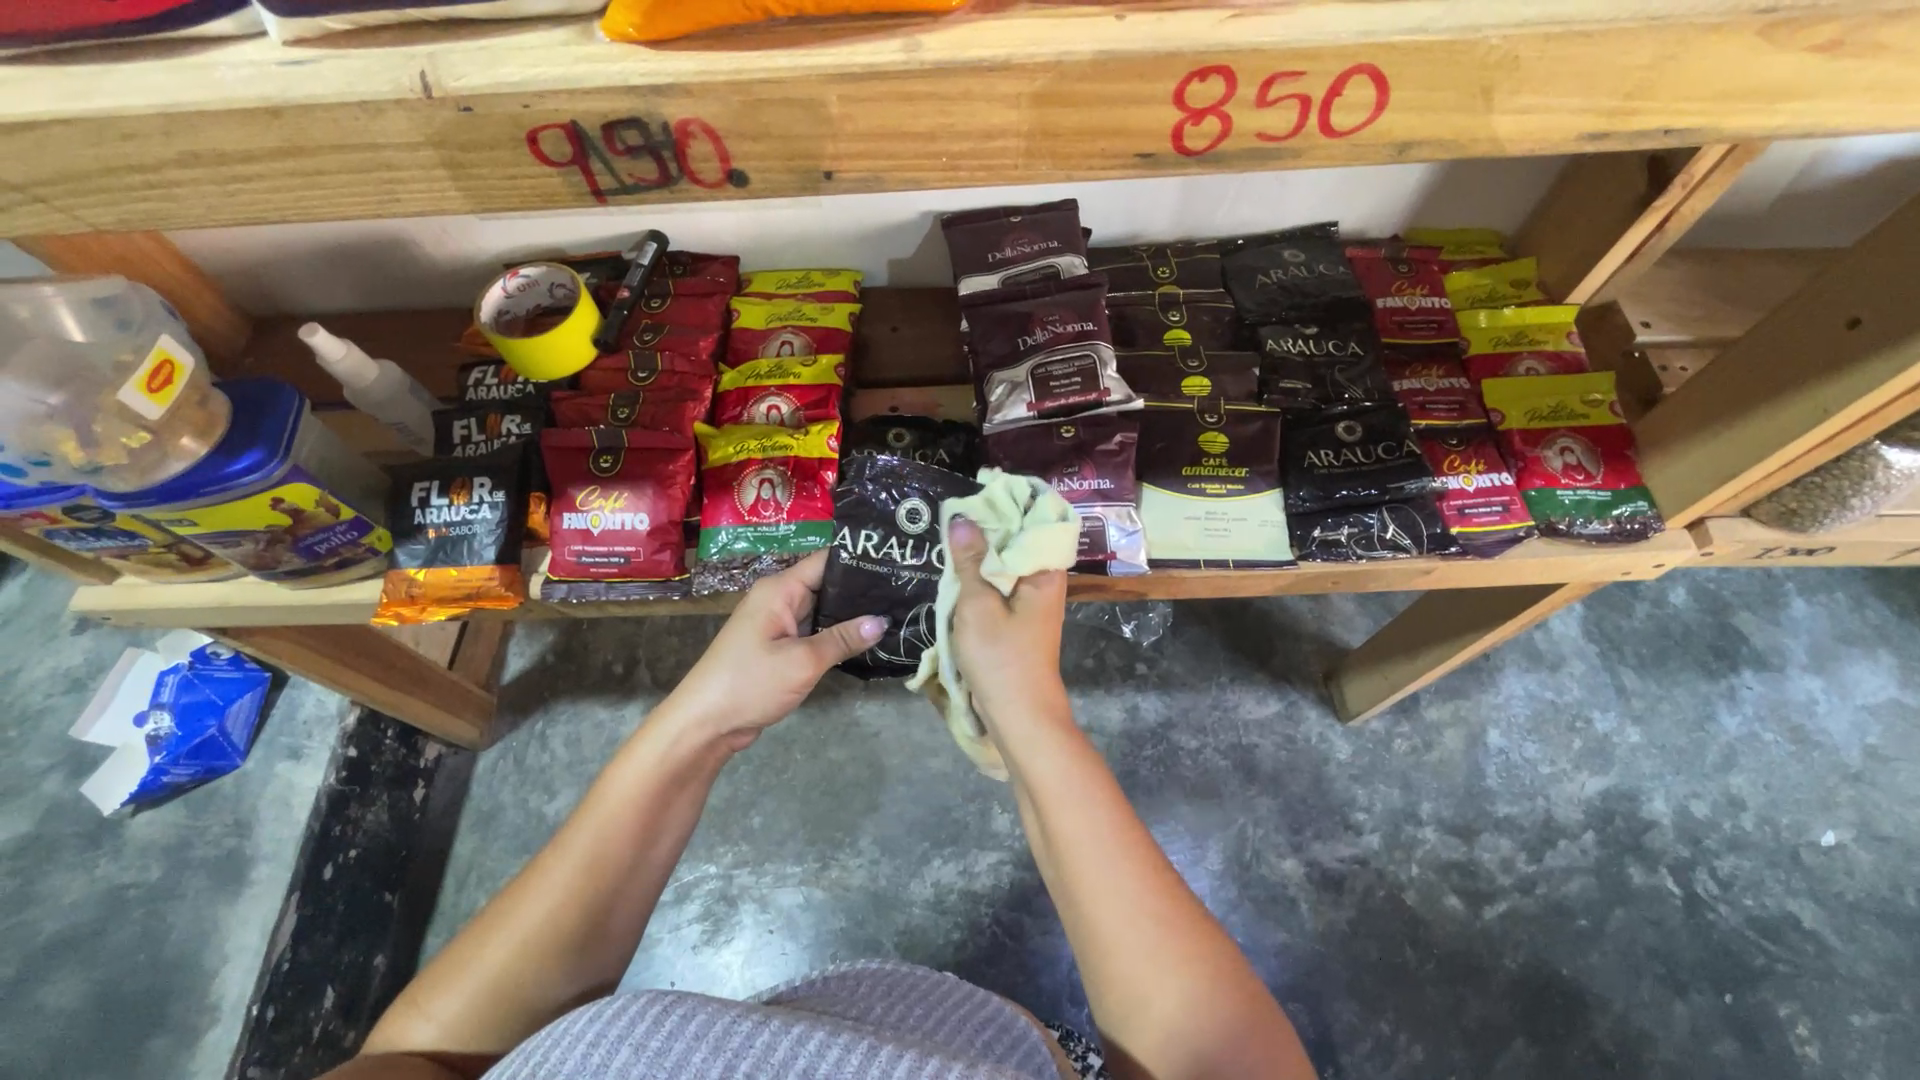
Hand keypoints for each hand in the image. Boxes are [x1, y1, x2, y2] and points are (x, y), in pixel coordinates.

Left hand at [660, 550, 885, 751]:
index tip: (896, 560)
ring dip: (852, 616)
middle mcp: (779, 600)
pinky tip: (868, 640)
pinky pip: (814, 633)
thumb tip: (882, 620)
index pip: (826, 561)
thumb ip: (843, 639)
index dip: (859, 558)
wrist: (705, 724)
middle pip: (827, 585)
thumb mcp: (803, 661)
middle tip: (906, 590)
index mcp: (779, 590)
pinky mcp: (780, 648)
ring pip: (822, 611)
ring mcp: (778, 625)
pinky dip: (837, 636)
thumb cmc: (750, 683)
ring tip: (897, 611)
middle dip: (862, 590)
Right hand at [947, 516, 1069, 727]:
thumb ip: (970, 560)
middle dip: (990, 526)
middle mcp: (1045, 581)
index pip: (1035, 520)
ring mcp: (1033, 602)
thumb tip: (962, 519)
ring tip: (951, 532)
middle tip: (954, 511)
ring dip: (982, 553)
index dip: (1009, 503)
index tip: (980, 488)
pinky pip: (1001, 586)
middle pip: (1019, 541)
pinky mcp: (1019, 620)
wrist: (1020, 715)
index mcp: (1046, 572)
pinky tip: (958, 570)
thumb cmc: (1002, 657)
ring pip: (1007, 565)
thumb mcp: (977, 604)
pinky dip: (982, 577)